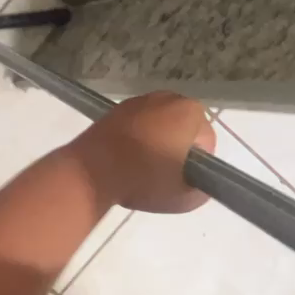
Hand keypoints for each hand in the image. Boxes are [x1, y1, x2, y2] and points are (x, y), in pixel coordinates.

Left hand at [69, 93, 214, 213]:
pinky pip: (134, 127)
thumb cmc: (142, 180)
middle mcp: (166, 97)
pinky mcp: (113, 110)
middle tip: (159, 176)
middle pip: (181, 131)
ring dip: (153, 145)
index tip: (177, 181)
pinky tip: (124, 160)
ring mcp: (137, 101)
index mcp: (190, 111)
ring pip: (157, 128)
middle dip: (174, 151)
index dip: (195, 167)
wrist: (89, 172)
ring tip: (139, 169)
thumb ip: (204, 189)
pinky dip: (133, 140)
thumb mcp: (186, 198)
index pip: (205, 143)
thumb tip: (197, 182)